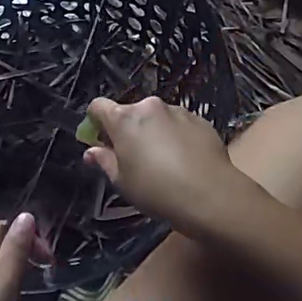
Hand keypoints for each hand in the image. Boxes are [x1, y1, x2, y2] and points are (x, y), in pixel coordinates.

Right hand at [81, 97, 260, 234]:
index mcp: (124, 119)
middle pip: (130, 113)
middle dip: (128, 130)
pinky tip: (184, 161)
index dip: (95, 122)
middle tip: (133, 158)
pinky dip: (176, 137)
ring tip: (164, 162)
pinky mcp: (201, 121)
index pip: (98, 106)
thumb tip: (91, 151)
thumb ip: (104, 161)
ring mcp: (178, 111)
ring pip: (157, 118)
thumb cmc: (156, 190)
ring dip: (154, 133)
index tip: (100, 141)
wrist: (210, 194)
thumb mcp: (122, 181)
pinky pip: (179, 125)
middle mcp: (150, 107)